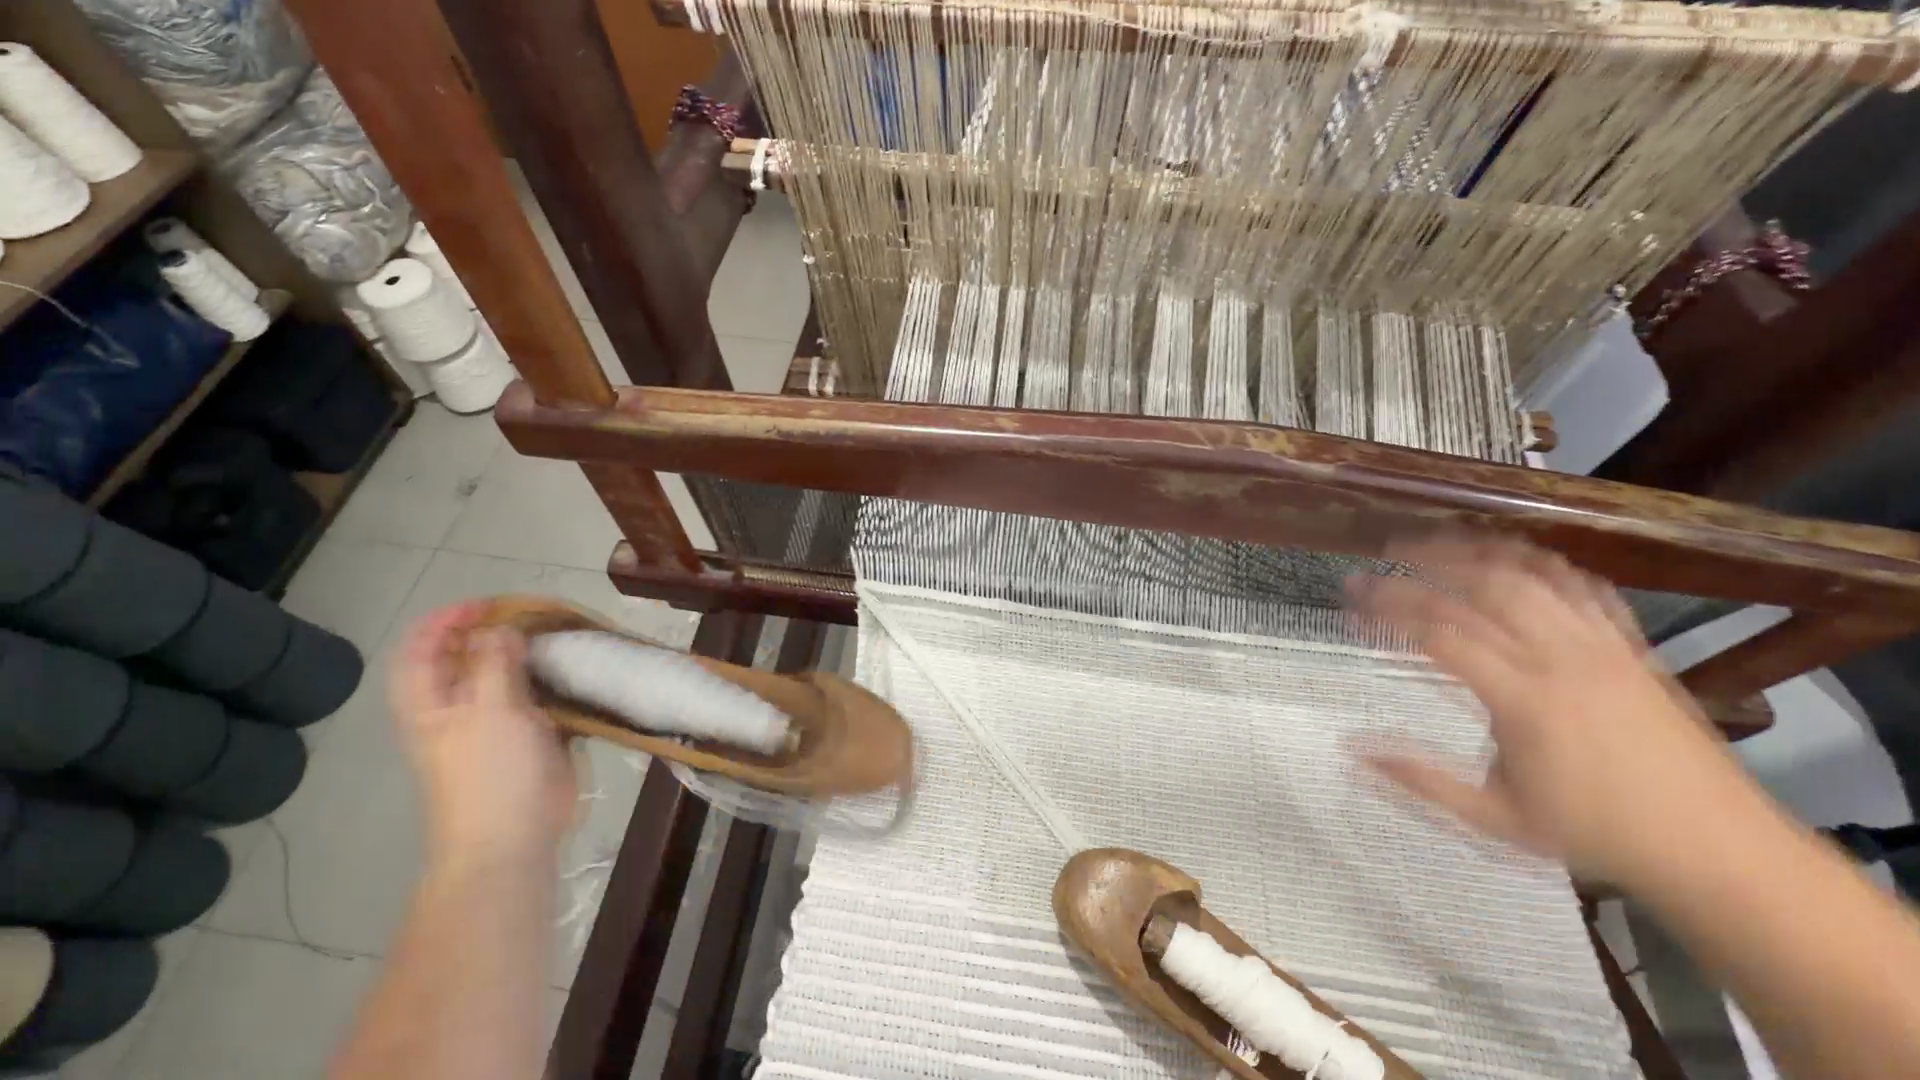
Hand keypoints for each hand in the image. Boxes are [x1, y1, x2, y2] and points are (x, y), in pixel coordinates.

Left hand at [390, 603, 576, 868]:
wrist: (511, 840)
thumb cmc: (489, 774)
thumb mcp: (487, 708)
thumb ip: (492, 662)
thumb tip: (497, 629)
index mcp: (430, 703)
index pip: (422, 649)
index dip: (445, 621)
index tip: (486, 604)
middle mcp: (457, 710)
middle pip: (464, 659)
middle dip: (492, 632)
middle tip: (530, 615)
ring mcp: (493, 727)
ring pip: (504, 678)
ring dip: (526, 655)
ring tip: (556, 635)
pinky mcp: (527, 741)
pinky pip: (536, 700)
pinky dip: (551, 682)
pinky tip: (573, 671)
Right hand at [1349, 536, 1759, 886]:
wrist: (1716, 846)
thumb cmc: (1597, 835)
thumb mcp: (1496, 819)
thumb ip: (1421, 780)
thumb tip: (1353, 749)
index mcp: (1522, 699)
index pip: (1439, 632)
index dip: (1388, 607)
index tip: (1352, 596)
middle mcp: (1561, 658)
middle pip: (1483, 586)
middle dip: (1427, 562)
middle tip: (1386, 555)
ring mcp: (1603, 646)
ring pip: (1534, 576)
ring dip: (1481, 553)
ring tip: (1441, 543)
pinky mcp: (1634, 648)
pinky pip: (1585, 588)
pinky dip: (1546, 565)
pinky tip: (1521, 560)